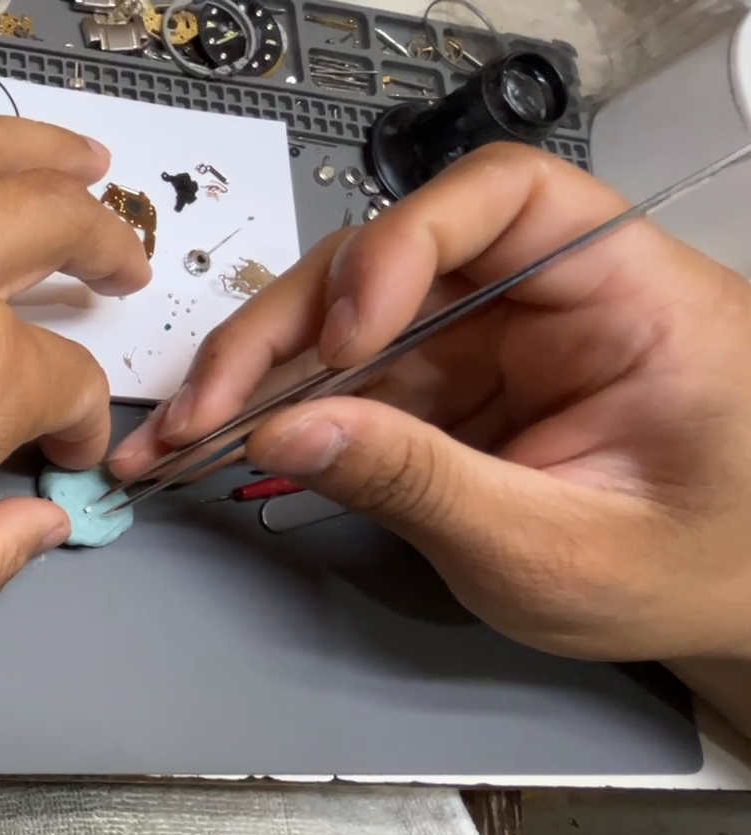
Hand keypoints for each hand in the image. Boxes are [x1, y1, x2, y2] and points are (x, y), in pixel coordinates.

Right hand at [110, 143, 750, 673]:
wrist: (711, 606)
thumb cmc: (687, 574)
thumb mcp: (554, 549)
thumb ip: (418, 484)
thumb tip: (280, 435)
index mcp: (623, 305)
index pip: (502, 201)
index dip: (399, 249)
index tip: (340, 343)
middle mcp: (524, 307)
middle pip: (366, 268)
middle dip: (266, 340)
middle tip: (198, 415)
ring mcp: (458, 349)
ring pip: (315, 325)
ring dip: (229, 382)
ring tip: (165, 441)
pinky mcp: (412, 391)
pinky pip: (310, 385)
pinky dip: (243, 417)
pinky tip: (189, 446)